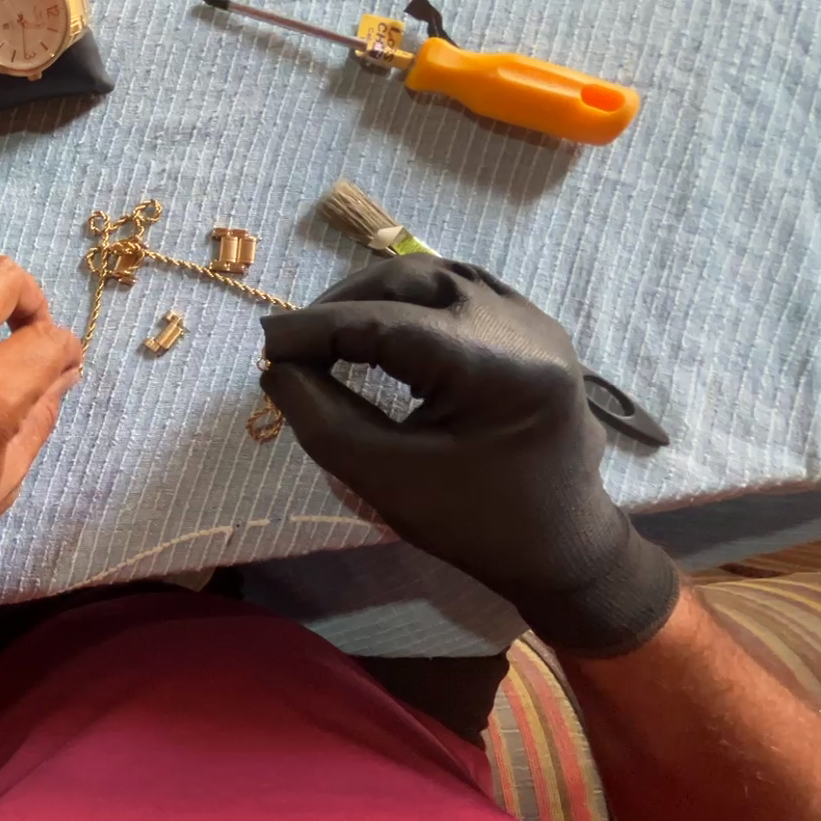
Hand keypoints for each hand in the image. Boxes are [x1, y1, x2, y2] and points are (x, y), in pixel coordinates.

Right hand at [260, 254, 677, 656]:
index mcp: (495, 370)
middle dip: (339, 305)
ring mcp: (532, 321)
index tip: (263, 345)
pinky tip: (375, 329)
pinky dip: (403, 301)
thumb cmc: (468, 522)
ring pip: (432, 276)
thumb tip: (277, 367)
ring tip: (327, 333)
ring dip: (369, 296)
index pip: (384, 324)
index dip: (314, 328)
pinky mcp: (529, 328)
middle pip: (410, 281)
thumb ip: (319, 416)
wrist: (558, 544)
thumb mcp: (380, 477)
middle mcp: (522, 327)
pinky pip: (455, 290)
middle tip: (294, 343)